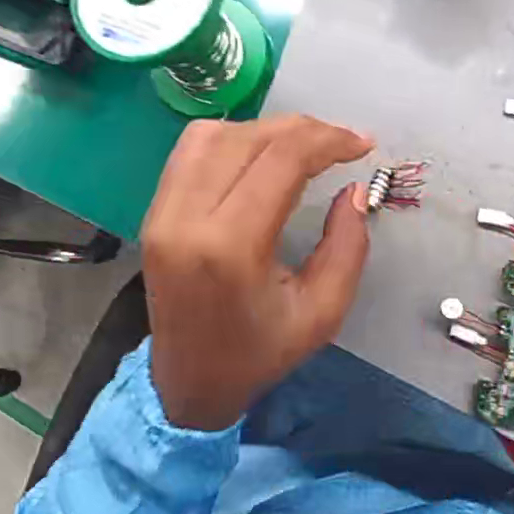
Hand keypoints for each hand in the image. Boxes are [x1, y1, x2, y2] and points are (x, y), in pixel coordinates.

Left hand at [141, 115, 374, 430]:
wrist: (188, 382)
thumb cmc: (258, 354)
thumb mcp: (322, 313)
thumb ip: (347, 246)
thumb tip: (353, 189)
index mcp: (230, 248)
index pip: (281, 160)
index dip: (328, 140)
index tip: (361, 145)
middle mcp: (186, 219)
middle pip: (247, 138)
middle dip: (302, 131)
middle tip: (338, 145)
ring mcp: (161, 213)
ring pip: (211, 135)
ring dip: (262, 131)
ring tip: (300, 149)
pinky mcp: (152, 214)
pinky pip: (188, 154)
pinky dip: (228, 141)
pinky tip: (257, 157)